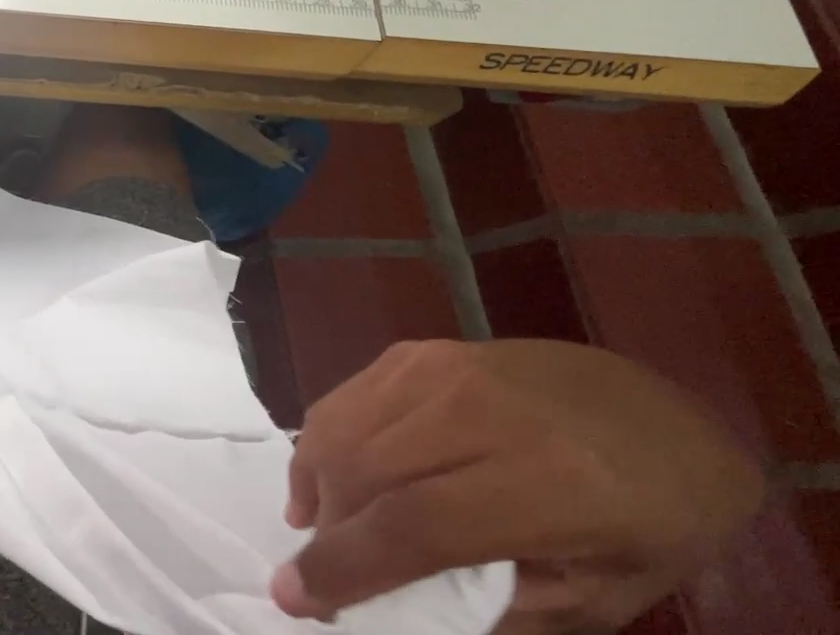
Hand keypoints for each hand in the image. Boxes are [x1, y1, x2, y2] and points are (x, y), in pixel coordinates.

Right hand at [274, 339, 762, 633]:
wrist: (663, 411)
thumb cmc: (655, 520)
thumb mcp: (601, 594)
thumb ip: (500, 606)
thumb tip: (393, 606)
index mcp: (549, 483)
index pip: (414, 525)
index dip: (346, 566)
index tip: (296, 600)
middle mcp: (480, 412)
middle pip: (362, 473)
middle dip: (325, 534)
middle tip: (315, 576)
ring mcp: (439, 370)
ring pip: (338, 431)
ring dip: (314, 486)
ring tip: (318, 526)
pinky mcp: (414, 353)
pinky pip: (343, 402)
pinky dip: (323, 445)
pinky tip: (331, 476)